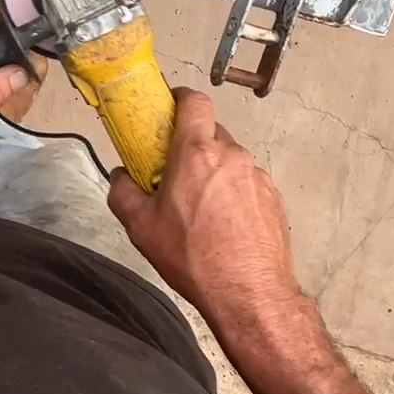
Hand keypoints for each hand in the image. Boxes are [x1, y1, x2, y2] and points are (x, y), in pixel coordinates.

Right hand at [107, 89, 302, 326]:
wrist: (250, 295)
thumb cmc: (194, 258)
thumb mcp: (140, 227)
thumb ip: (122, 193)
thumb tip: (120, 177)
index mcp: (197, 153)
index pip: (194, 101)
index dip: (181, 98)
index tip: (169, 108)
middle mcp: (231, 156)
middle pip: (210, 132)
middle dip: (191, 145)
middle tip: (175, 173)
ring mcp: (257, 176)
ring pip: (229, 159)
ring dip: (213, 172)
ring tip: (200, 207)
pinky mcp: (274, 198)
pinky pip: (247, 183)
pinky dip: (233, 193)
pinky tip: (224, 224)